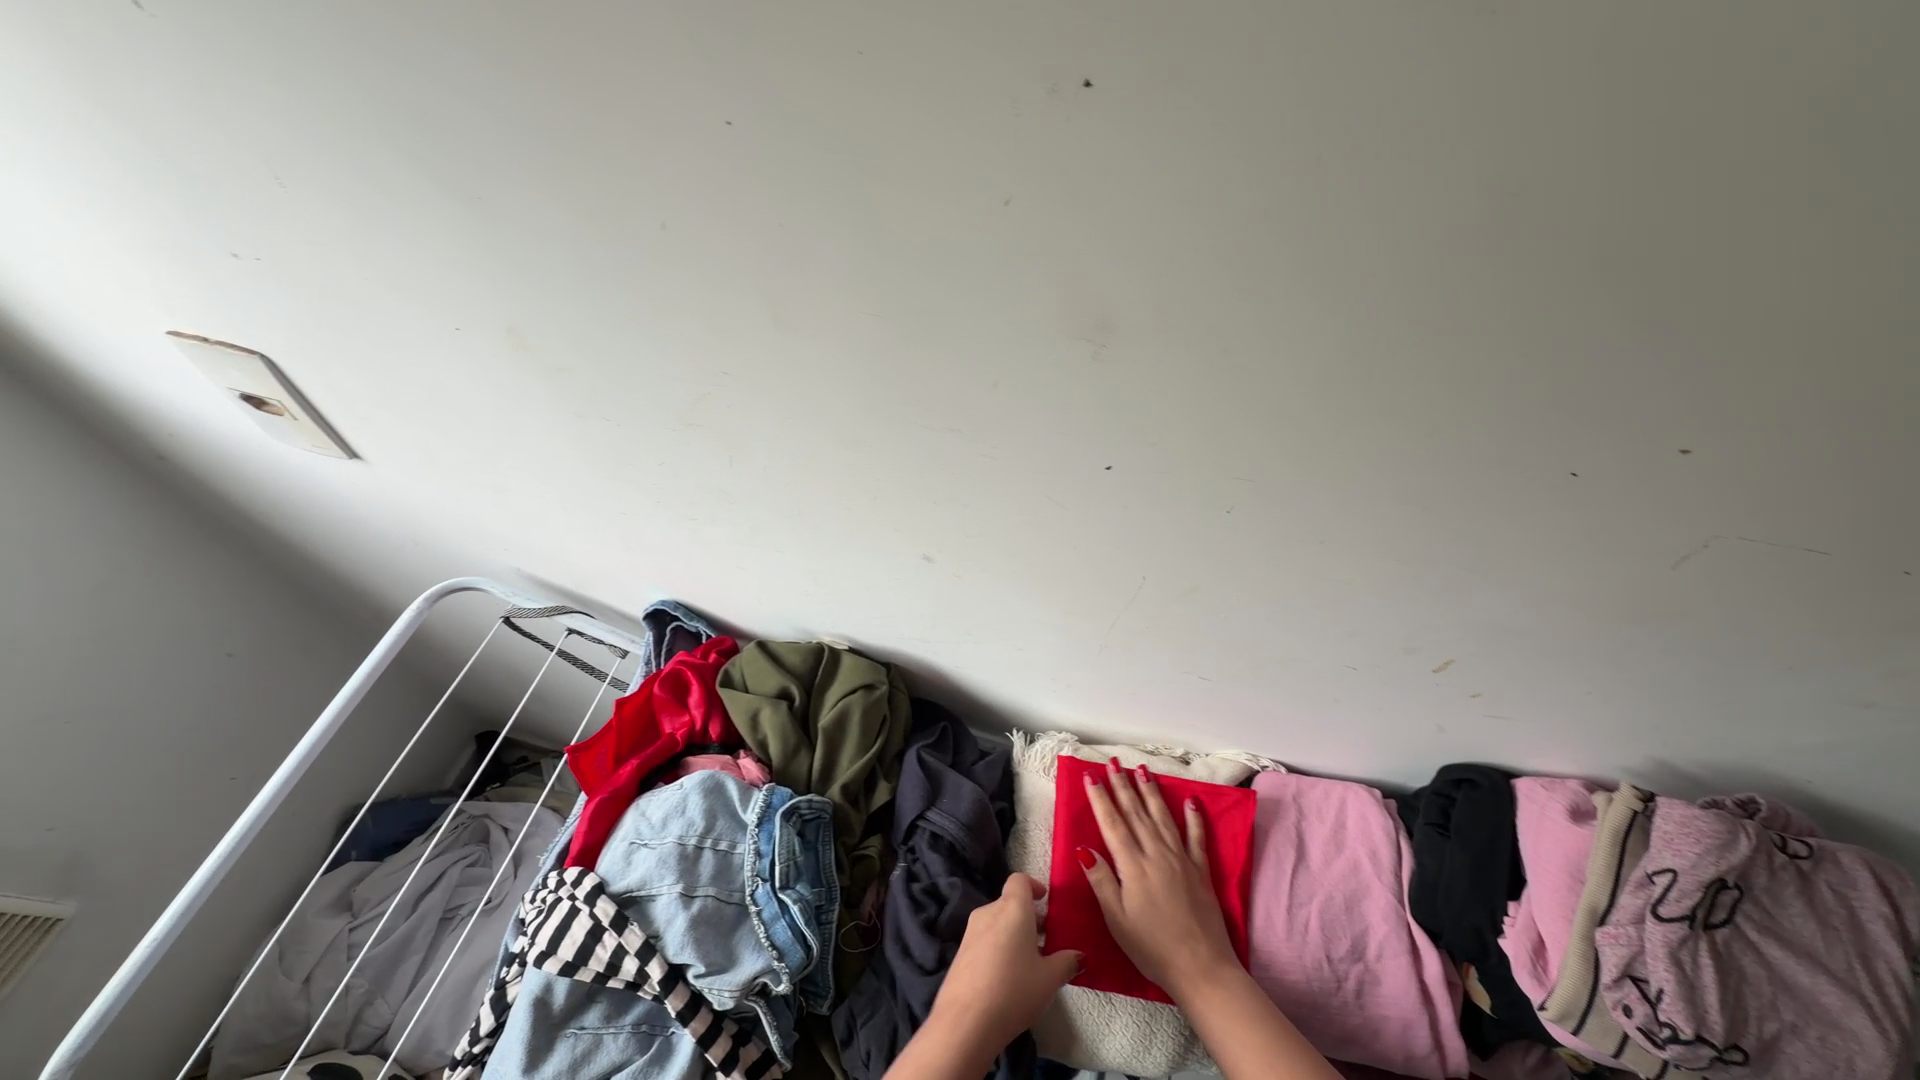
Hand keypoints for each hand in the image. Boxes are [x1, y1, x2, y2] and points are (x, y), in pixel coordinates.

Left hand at [885, 874, 1079, 1078]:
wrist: (965, 1022)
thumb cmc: (1014, 990)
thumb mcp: (1049, 979)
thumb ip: (1067, 962)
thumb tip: (1079, 956)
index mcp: (1012, 908)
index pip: (1019, 880)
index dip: (1033, 886)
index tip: (1045, 900)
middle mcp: (988, 912)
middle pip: (1009, 903)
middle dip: (1029, 917)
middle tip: (1047, 940)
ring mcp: (970, 932)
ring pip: (997, 922)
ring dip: (1014, 934)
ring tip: (1031, 962)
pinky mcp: (960, 953)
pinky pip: (985, 940)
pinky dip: (999, 948)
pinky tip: (1008, 977)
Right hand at [1079, 760, 1238, 996]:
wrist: (1201, 967)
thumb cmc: (1151, 947)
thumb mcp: (1116, 919)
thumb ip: (1101, 880)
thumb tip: (1084, 847)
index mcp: (1133, 866)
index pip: (1113, 824)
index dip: (1100, 798)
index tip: (1091, 776)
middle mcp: (1157, 855)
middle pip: (1136, 814)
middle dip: (1123, 786)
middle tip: (1113, 762)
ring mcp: (1181, 860)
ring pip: (1162, 817)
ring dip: (1151, 792)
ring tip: (1142, 770)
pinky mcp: (1201, 870)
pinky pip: (1196, 837)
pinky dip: (1193, 817)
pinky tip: (1190, 801)